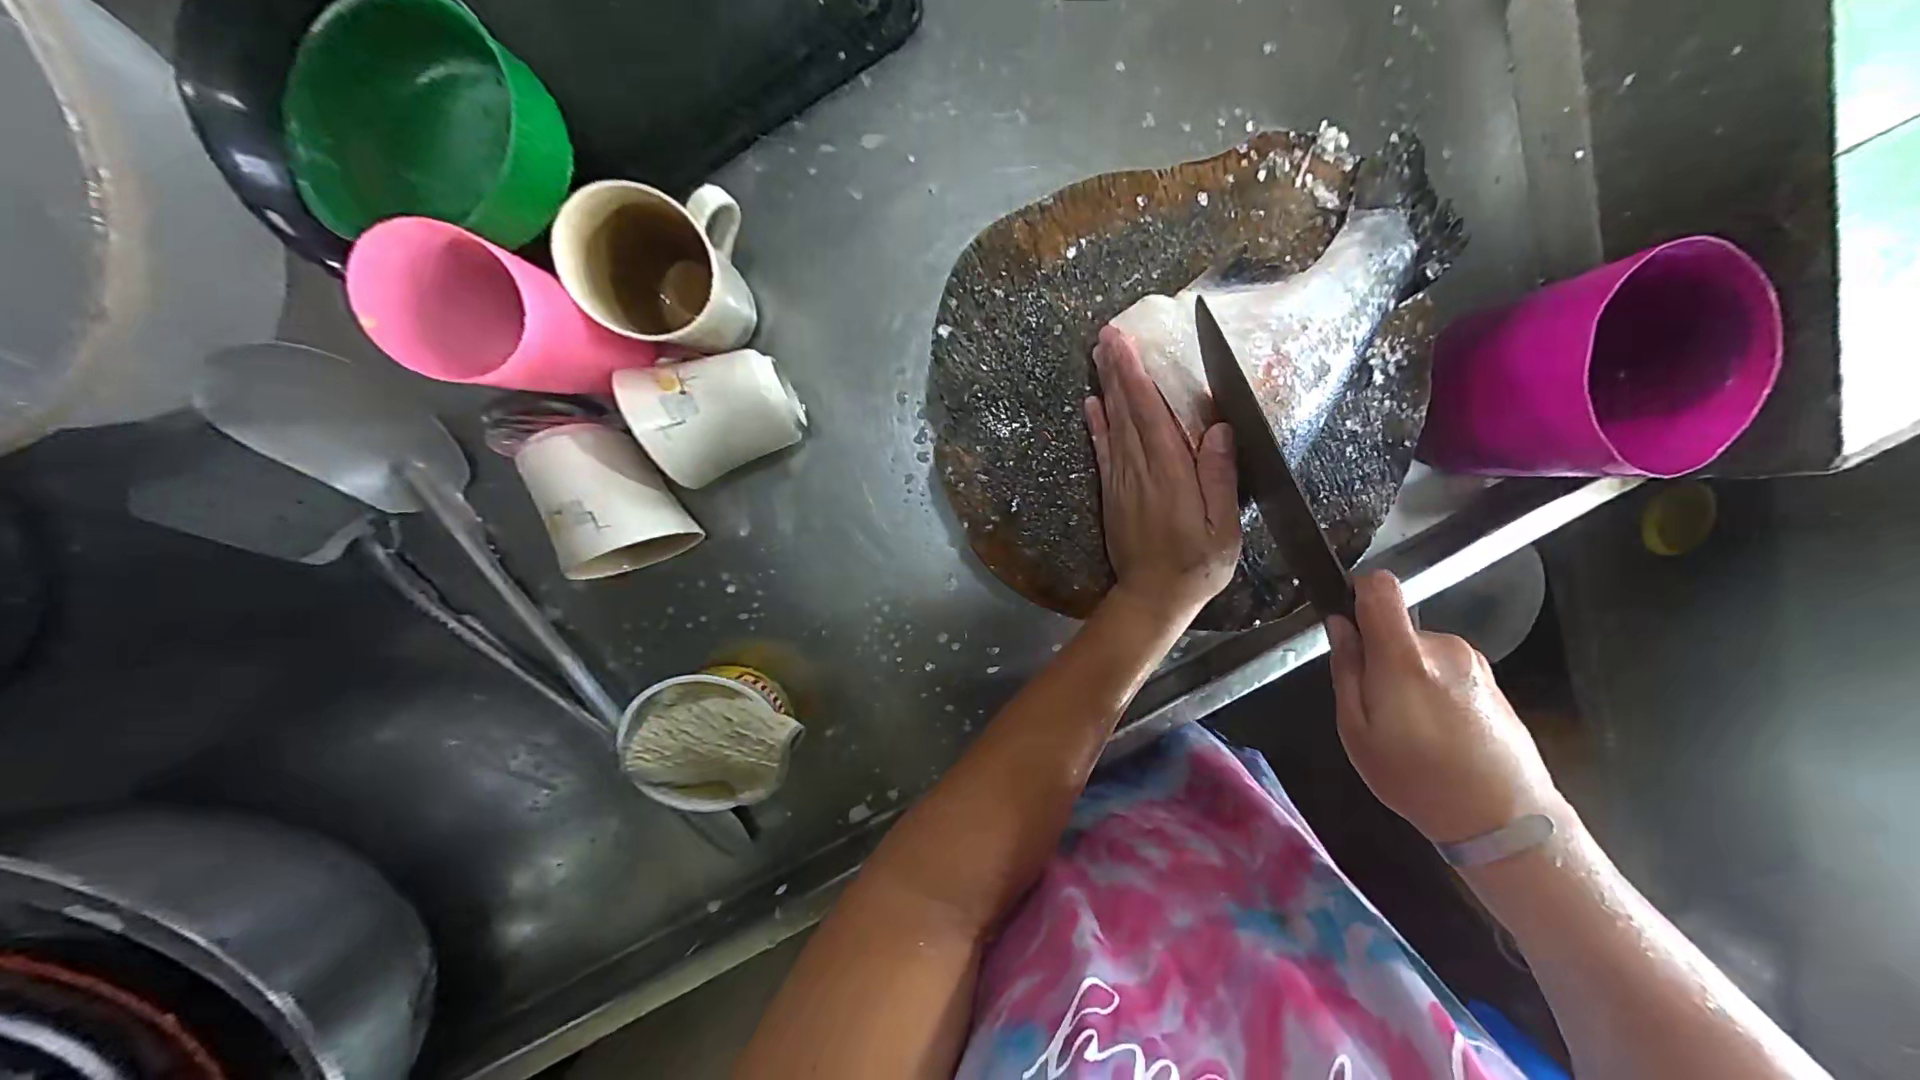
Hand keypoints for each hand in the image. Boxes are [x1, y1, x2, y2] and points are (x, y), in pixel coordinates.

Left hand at [1084, 326, 1240, 620]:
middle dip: (1117, 370)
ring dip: (1107, 387)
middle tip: (1107, 333)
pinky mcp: (1112, 492)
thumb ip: (1219, 478)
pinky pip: (1103, 450)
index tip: (1125, 344)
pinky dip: (1096, 424)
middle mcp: (1140, 471)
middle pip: (1126, 411)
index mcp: (1171, 475)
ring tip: (1100, 354)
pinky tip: (1092, 401)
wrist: (1152, 596)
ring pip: (1112, 424)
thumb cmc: (1197, 565)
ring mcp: (1121, 480)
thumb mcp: (1223, 528)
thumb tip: (1220, 429)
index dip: (1137, 376)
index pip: (1150, 415)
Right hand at [1327, 571, 1562, 843]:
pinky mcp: (1492, 679)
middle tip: (1375, 704)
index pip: (1380, 588)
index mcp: (1404, 657)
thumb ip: (1345, 669)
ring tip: (1408, 725)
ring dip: (1404, 674)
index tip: (1347, 622)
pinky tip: (1436, 731)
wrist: (1505, 820)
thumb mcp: (1356, 730)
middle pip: (1394, 627)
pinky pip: (1443, 668)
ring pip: (1418, 650)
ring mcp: (1473, 662)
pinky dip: (1431, 688)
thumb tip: (1338, 626)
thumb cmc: (1418, 779)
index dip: (1357, 592)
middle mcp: (1443, 648)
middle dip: (1377, 654)